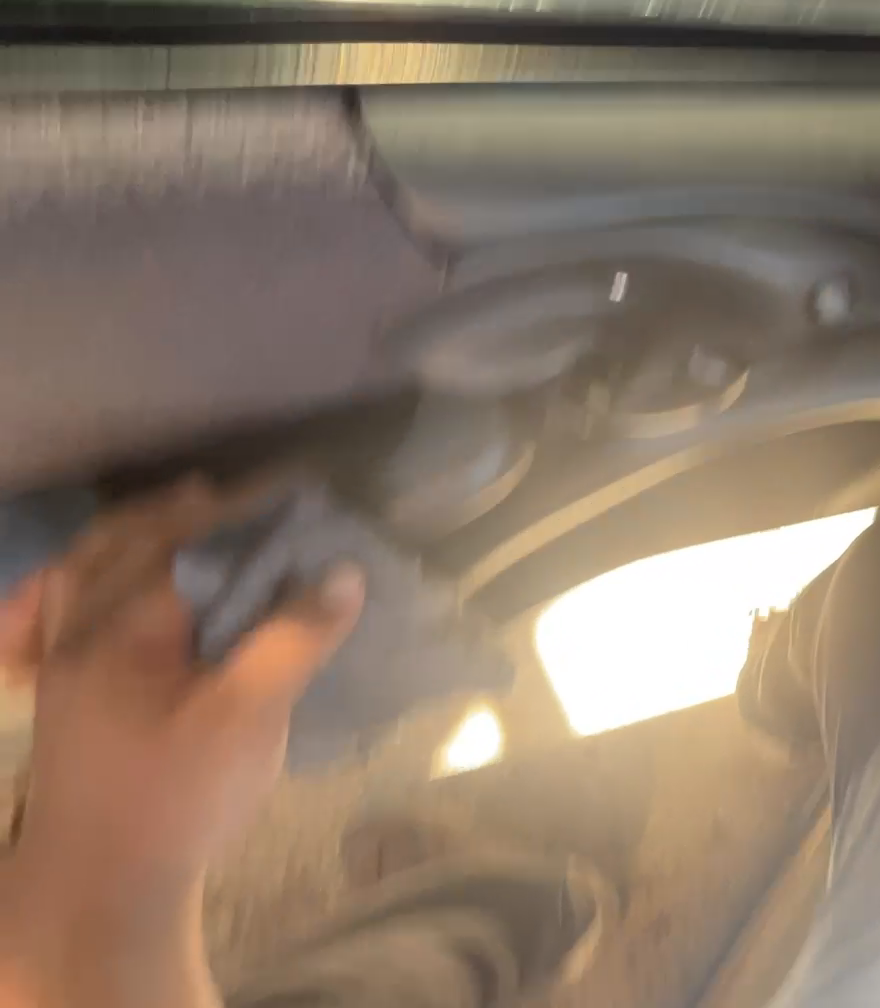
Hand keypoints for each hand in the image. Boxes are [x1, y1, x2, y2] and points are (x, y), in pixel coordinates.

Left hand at [0, 482, 363, 917]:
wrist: (105, 879)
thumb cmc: (179, 787)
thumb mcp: (250, 714)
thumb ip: (293, 638)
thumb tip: (345, 571)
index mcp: (121, 632)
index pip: (177, 541)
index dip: (235, 506)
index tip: (294, 486)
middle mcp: (82, 637)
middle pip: (118, 546)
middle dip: (178, 508)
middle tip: (241, 492)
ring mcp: (67, 667)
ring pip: (80, 575)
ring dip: (129, 535)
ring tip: (182, 513)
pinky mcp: (70, 696)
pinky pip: (48, 623)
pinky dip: (70, 589)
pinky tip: (87, 586)